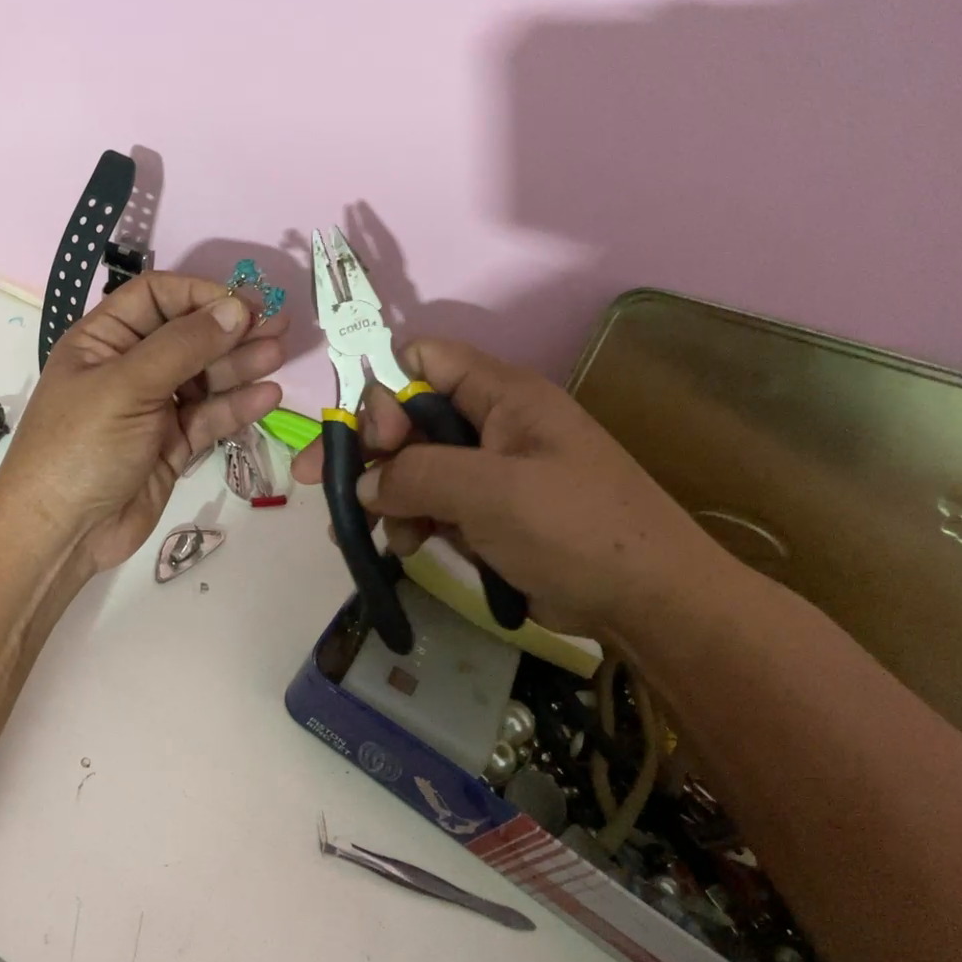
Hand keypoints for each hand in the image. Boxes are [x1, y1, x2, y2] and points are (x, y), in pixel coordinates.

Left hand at [0, 272, 289, 572]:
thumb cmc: (80, 447)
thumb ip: (183, 346)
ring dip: (239, 365)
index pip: (155, 298)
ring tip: (277, 355)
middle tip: (278, 324)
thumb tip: (236, 308)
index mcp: (102, 341)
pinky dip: (236, 406)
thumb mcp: (126, 386)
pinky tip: (266, 396)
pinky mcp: (172, 446)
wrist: (62, 532)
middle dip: (229, 329)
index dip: (198, 295)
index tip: (241, 304)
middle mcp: (128, 368)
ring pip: (203, 377)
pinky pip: (208, 417)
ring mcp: (152, 409)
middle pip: (187, 336)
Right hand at [291, 338, 732, 633]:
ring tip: (359, 531)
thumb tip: (363, 485)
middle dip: (362, 448)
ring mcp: (487, 471)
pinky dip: (403, 521)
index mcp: (502, 395)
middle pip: (405, 416)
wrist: (647, 601)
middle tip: (314, 479)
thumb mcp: (491, 491)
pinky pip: (427, 503)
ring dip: (379, 494)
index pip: (423, 360)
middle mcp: (490, 424)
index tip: (372, 439)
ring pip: (409, 465)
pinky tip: (398, 548)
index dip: (384, 388)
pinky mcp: (485, 513)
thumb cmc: (576, 529)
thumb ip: (416, 475)